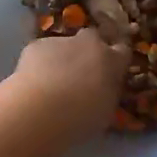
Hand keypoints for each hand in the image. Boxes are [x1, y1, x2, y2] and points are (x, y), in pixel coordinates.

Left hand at [0, 28, 130, 156]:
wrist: (42, 111)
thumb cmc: (82, 117)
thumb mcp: (106, 111)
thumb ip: (108, 92)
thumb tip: (103, 88)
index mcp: (112, 61)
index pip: (122, 52)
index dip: (115, 61)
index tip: (110, 72)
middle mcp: (90, 43)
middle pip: (93, 39)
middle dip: (89, 52)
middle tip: (81, 74)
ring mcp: (62, 41)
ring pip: (65, 45)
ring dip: (63, 58)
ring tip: (51, 82)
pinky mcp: (37, 45)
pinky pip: (42, 52)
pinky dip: (40, 63)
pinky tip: (33, 82)